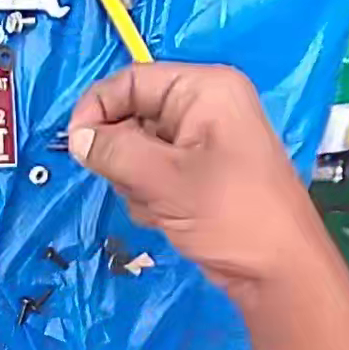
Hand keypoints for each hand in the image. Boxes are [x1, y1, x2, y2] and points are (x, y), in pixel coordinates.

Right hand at [68, 63, 323, 305]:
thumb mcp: (164, 179)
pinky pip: (148, 174)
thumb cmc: (231, 214)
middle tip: (137, 184)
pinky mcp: (193, 173)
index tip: (75, 145)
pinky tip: (167, 214)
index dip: (97, 109)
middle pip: (130, 117)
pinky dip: (147, 196)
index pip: (130, 81)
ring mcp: (197, 142)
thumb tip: (75, 139)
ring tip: (161, 204)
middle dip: (122, 157)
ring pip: (134, 151)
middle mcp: (200, 108)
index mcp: (203, 89)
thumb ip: (113, 152)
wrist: (274, 268)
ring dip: (134, 182)